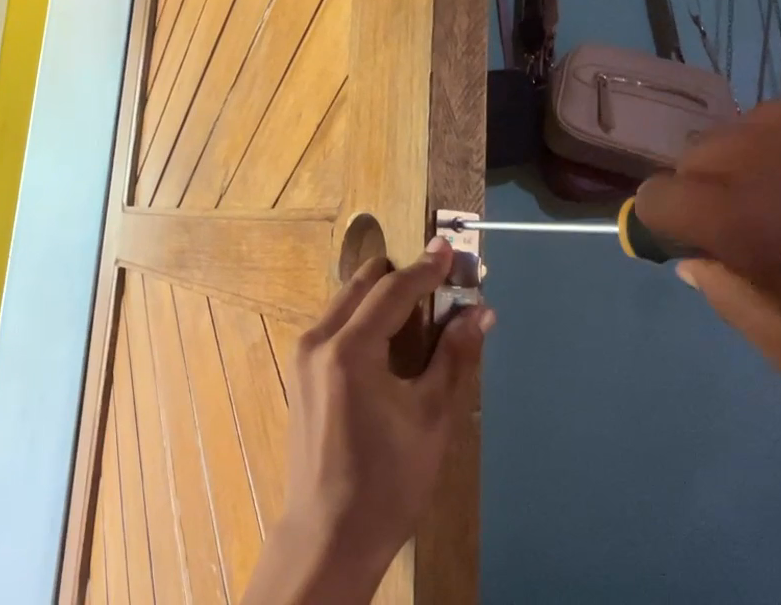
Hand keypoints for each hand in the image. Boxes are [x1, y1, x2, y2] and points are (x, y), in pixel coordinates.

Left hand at [241, 238, 493, 604]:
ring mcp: (303, 356)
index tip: (452, 248)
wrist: (328, 533)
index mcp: (348, 349)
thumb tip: (479, 312)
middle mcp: (317, 340)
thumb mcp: (432, 419)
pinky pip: (336, 326)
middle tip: (444, 281)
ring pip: (346, 303)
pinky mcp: (300, 373)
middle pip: (363, 286)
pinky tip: (396, 340)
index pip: (392, 291)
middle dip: (404, 277)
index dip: (426, 268)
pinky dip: (366, 319)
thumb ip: (454, 358)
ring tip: (427, 310)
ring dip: (384, 297)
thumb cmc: (388, 481)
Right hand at [636, 86, 780, 527]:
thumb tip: (703, 257)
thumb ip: (735, 301)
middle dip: (712, 187)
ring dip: (773, 158)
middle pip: (705, 148)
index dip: (664, 224)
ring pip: (772, 119)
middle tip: (761, 230)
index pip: (658, 194)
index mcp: (758, 217)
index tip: (692, 246)